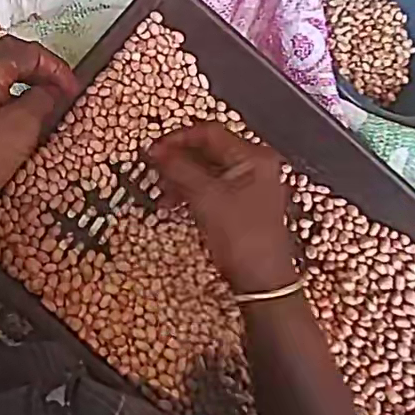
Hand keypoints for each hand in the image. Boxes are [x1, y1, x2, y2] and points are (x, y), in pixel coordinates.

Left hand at [0, 36, 78, 226]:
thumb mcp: (23, 124)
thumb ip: (43, 99)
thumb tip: (55, 89)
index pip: (27, 51)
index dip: (55, 66)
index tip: (74, 89)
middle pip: (14, 57)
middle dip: (43, 67)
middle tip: (64, 87)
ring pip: (7, 79)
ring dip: (33, 84)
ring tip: (54, 102)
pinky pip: (3, 101)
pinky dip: (23, 103)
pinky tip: (34, 122)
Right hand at [147, 122, 298, 294]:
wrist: (262, 281)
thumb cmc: (240, 237)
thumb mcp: (206, 198)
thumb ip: (179, 169)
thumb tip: (156, 151)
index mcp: (253, 157)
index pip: (209, 133)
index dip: (177, 138)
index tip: (153, 150)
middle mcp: (254, 165)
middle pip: (208, 150)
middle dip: (178, 159)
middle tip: (153, 168)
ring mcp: (249, 184)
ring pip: (207, 169)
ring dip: (181, 176)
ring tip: (160, 189)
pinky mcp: (242, 203)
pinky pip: (211, 186)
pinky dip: (191, 191)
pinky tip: (172, 202)